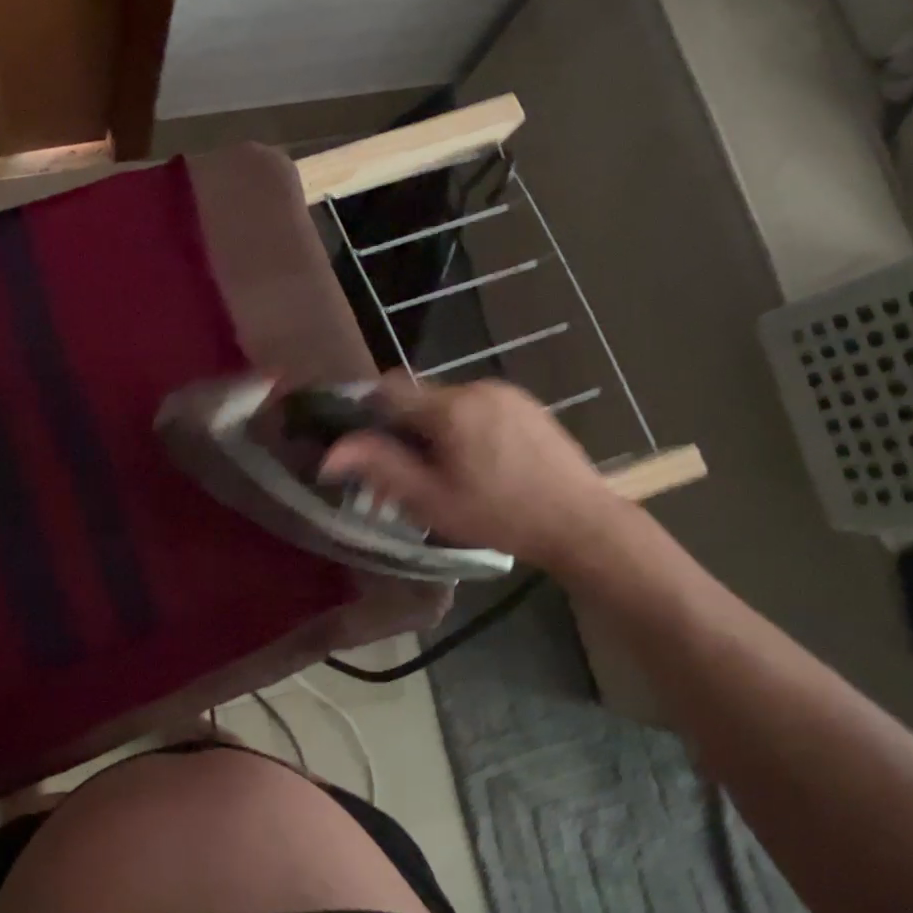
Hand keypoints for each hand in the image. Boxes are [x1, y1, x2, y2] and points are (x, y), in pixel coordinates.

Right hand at [320, 377, 624, 568]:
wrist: (583, 525)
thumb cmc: (500, 515)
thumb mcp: (431, 500)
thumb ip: (379, 467)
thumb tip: (329, 452)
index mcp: (450, 407)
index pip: (387, 390)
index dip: (368, 414)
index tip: (366, 446)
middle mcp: (477, 387)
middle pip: (419, 398)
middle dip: (407, 429)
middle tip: (410, 474)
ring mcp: (507, 394)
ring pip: (450, 403)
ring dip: (437, 429)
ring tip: (450, 474)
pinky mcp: (528, 406)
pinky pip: (479, 408)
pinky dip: (467, 428)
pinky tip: (482, 465)